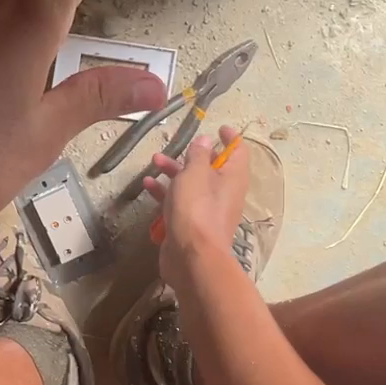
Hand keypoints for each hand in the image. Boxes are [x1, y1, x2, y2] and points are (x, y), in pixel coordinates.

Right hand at [143, 125, 249, 286]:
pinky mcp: (190, 223)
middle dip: (192, 155)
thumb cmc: (197, 209)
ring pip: (191, 184)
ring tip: (155, 162)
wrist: (192, 257)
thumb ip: (198, 155)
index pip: (238, 151)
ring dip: (174, 171)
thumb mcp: (195, 174)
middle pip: (211, 167)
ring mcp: (207, 209)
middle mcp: (224, 192)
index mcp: (232, 177)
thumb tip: (206, 140)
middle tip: (176, 146)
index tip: (218, 127)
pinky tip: (148, 186)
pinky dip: (165, 192)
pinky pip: (179, 202)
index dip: (229, 137)